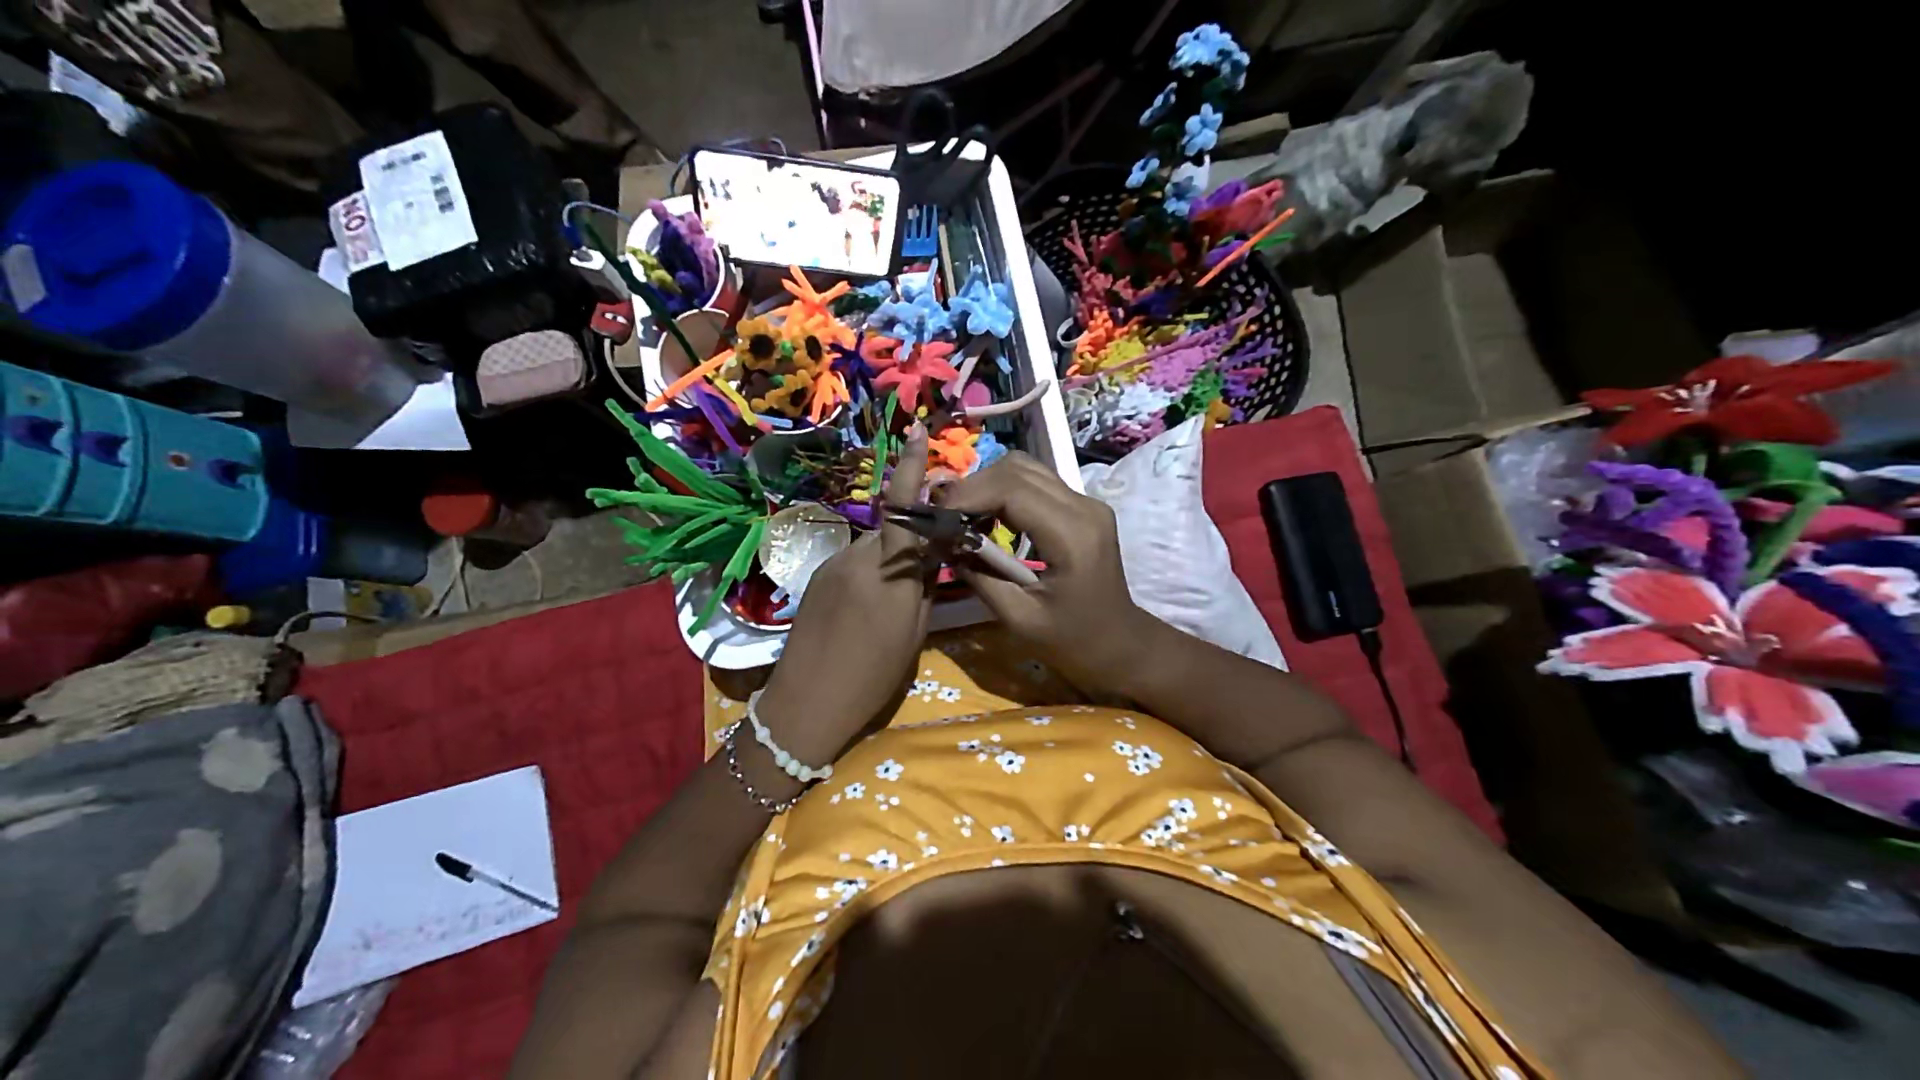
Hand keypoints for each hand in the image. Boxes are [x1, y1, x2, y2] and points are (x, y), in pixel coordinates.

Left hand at [757, 425, 933, 760]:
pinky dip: (870, 572)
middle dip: (914, 536)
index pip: (905, 511)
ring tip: (894, 602)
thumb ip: (926, 586)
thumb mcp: (914, 635)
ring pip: (873, 547)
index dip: (912, 469)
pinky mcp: (817, 578)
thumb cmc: (871, 678)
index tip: (917, 432)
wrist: (805, 703)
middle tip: (930, 564)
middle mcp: (857, 559)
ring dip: (890, 560)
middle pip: (893, 530)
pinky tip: (868, 607)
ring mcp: (832, 566)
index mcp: (889, 575)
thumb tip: (940, 550)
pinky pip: (853, 562)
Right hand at [937, 452, 1161, 691]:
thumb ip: (979, 574)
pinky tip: (988, 519)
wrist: (1120, 645)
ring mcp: (1087, 503)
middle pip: (1017, 469)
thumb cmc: (1072, 642)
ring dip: (988, 486)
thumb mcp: (1018, 617)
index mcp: (1072, 535)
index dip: (968, 496)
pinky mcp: (1083, 507)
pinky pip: (1036, 483)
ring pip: (1025, 469)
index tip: (937, 518)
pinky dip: (1004, 492)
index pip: (1011, 489)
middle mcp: (1084, 507)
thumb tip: (941, 542)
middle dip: (973, 488)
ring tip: (963, 518)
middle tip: (945, 518)